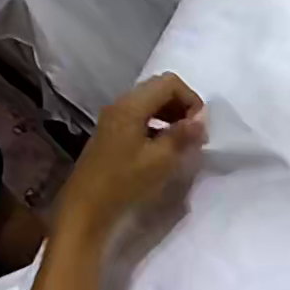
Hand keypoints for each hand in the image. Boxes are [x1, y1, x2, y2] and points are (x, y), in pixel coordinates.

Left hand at [56, 72, 205, 234]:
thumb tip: (201, 120)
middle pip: (159, 89)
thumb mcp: (160, 161)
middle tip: (196, 135)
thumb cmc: (125, 182)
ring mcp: (115, 118)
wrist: (88, 206)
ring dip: (173, 117)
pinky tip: (166, 149)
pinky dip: (160, 126)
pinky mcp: (114, 133)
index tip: (201, 128)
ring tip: (184, 143)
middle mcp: (121, 104)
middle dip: (183, 106)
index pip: (169, 83)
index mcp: (131, 106)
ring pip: (151, 104)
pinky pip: (143, 118)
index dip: (191, 100)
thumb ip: (182, 136)